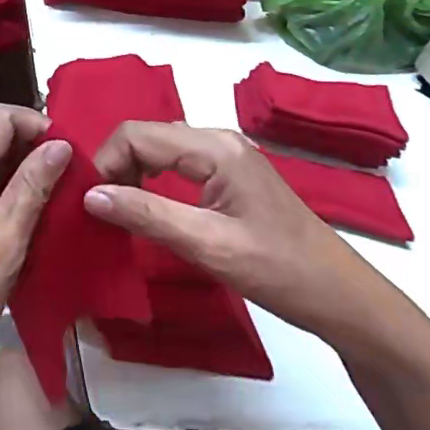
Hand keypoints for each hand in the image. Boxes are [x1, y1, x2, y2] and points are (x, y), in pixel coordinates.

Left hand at [0, 106, 70, 429]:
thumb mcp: (4, 249)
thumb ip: (31, 189)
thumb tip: (61, 144)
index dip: (37, 124)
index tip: (69, 152)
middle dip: (30, 141)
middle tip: (67, 170)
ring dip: (19, 161)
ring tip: (54, 187)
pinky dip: (2, 180)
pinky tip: (27, 204)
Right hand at [83, 123, 429, 429]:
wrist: (339, 295)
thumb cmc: (278, 270)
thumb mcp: (208, 246)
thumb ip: (147, 215)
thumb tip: (90, 194)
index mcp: (214, 147)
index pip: (139, 133)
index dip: (107, 162)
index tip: (91, 203)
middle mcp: (218, 138)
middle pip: (148, 135)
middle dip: (117, 166)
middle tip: (100, 210)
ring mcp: (227, 154)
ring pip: (161, 148)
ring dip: (133, 173)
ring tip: (118, 211)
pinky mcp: (231, 173)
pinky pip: (178, 162)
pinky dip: (154, 180)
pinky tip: (147, 207)